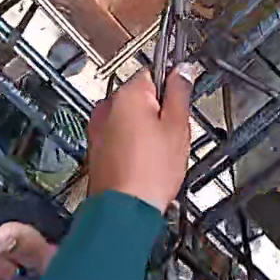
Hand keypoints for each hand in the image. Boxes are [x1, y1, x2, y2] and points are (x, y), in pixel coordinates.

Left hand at [88, 64, 197, 211]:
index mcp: (128, 94)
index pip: (153, 72)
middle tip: (172, 135)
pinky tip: (143, 161)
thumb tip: (183, 69)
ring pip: (130, 116)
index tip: (179, 104)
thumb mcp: (177, 127)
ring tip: (157, 153)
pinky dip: (131, 142)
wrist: (123, 211)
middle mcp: (108, 105)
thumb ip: (180, 93)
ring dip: (144, 128)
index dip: (171, 89)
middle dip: (158, 111)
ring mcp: (99, 125)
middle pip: (141, 95)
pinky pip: (119, 134)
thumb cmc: (149, 173)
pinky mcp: (96, 145)